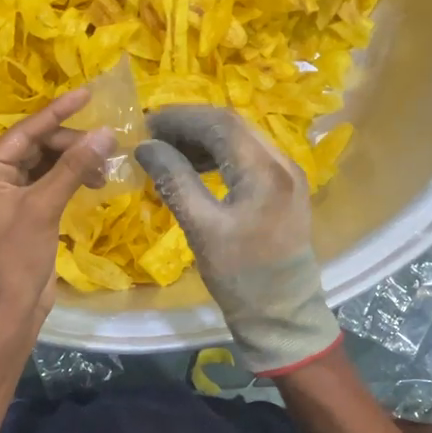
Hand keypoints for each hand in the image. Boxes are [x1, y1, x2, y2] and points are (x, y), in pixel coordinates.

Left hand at [0, 88, 115, 333]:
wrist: (13, 308)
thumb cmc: (18, 257)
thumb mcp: (45, 207)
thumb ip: (73, 167)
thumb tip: (104, 133)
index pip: (23, 133)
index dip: (56, 113)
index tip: (87, 94)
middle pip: (35, 146)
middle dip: (70, 145)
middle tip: (106, 149)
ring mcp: (6, 196)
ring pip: (44, 164)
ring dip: (73, 163)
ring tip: (104, 170)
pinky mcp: (22, 212)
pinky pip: (47, 182)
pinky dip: (69, 179)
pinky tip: (93, 181)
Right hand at [134, 105, 340, 375]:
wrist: (282, 314)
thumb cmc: (240, 276)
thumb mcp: (201, 228)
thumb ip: (175, 181)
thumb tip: (146, 148)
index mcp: (265, 171)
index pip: (220, 124)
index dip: (179, 118)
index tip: (144, 125)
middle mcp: (283, 162)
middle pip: (232, 125)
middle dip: (189, 125)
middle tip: (150, 135)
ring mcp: (287, 175)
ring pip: (240, 139)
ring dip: (202, 138)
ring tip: (166, 150)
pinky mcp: (283, 188)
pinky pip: (247, 157)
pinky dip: (217, 154)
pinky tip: (193, 167)